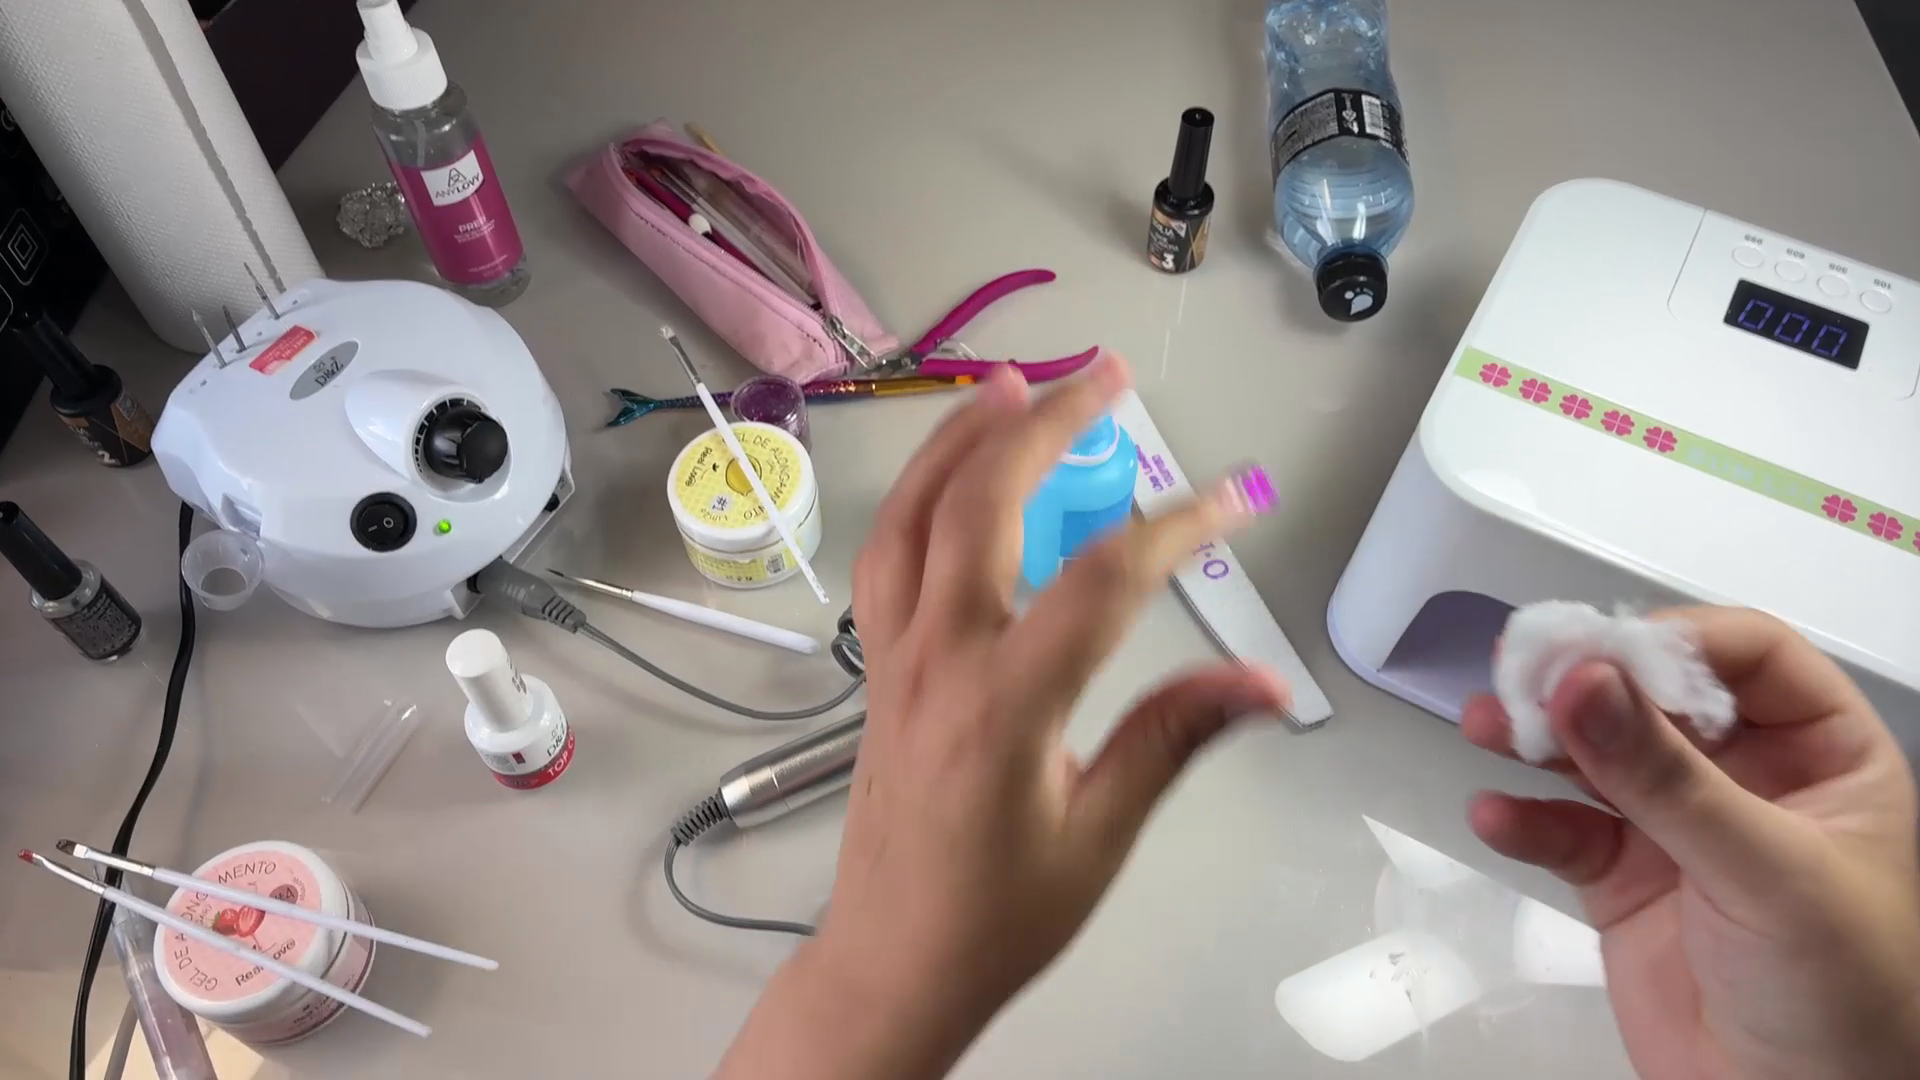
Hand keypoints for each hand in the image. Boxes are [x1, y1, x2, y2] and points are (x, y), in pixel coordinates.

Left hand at [716, 355, 1288, 1078]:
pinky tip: (948, 473)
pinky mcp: (877, 660)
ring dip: (958, 440)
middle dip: (1044, 428)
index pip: (1102, 583)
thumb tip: (1264, 683)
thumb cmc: (999, 912)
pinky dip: (918, 495)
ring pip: (912, 516)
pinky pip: (888, 555)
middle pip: (981, 507)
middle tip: (1099, 376)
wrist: (892, 956)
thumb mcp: (1101, 833)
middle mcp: (938, 656)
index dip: (1177, 528)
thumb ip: (1174, 737)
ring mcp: (894, 651)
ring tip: (1007, 386)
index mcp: (1005, 703)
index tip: (1236, 497)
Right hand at [1462, 608, 1919, 1079]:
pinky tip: (1498, 821)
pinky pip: (1555, 825)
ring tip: (1483, 728)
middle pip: (1646, 694)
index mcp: (1817, 762)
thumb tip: (1574, 679)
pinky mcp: (1611, 871)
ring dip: (1530, 736)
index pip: (1746, 658)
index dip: (1671, 641)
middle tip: (1514, 678)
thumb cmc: (1840, 997)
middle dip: (1577, 685)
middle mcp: (1738, 779)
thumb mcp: (1764, 875)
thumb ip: (1662, 775)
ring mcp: (1667, 824)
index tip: (1591, 653)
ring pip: (1586, 751)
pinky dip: (1519, 819)